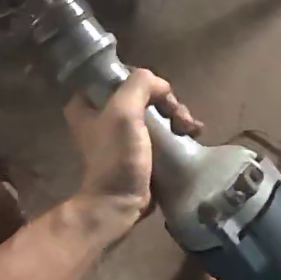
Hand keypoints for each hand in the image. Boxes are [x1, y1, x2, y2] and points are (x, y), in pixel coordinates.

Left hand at [63, 68, 199, 231]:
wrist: (118, 204)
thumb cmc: (116, 158)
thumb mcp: (124, 112)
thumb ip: (140, 85)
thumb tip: (162, 86)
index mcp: (88, 102)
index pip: (123, 75)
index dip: (146, 82)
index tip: (162, 97)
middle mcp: (102, 114)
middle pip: (144, 93)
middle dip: (168, 103)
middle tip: (179, 118)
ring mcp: (122, 132)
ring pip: (156, 110)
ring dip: (177, 115)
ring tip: (189, 130)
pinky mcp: (139, 148)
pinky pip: (161, 129)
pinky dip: (177, 129)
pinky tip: (192, 134)